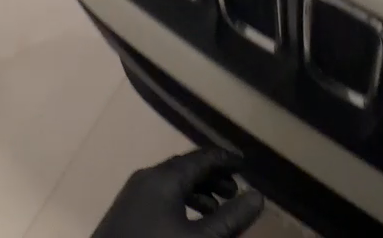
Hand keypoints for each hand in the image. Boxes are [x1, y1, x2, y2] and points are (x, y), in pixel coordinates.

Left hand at [92, 148, 266, 237]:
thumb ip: (230, 219)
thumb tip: (258, 196)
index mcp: (165, 177)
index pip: (202, 157)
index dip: (226, 159)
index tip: (246, 163)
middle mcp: (147, 177)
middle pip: (186, 168)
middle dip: (213, 177)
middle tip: (235, 191)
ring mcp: (132, 195)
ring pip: (171, 184)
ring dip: (197, 192)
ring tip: (215, 211)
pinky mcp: (124, 214)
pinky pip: (159, 197)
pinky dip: (179, 203)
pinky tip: (187, 225)